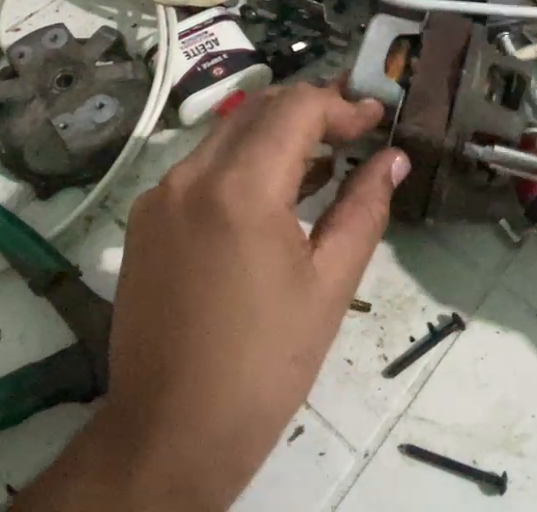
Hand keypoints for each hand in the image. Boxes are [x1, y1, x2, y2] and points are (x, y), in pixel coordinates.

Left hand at [18, 81, 404, 511]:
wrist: (169, 432)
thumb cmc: (264, 366)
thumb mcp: (329, 287)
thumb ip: (363, 210)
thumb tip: (392, 159)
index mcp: (239, 189)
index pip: (296, 108)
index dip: (342, 105)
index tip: (376, 117)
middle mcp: (190, 176)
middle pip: (258, 109)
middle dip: (310, 109)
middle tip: (354, 127)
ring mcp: (159, 195)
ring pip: (225, 133)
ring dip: (275, 133)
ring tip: (323, 156)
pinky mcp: (145, 218)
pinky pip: (199, 167)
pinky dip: (241, 162)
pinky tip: (272, 193)